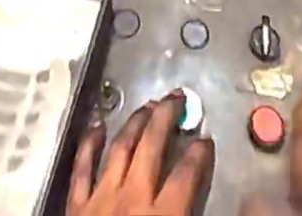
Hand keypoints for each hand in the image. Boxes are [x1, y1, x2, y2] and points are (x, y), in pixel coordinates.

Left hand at [68, 91, 213, 215]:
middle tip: (177, 98)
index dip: (199, 154)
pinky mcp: (76, 207)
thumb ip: (192, 213)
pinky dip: (89, 144)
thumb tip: (225, 210)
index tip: (206, 139)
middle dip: (166, 118)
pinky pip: (82, 168)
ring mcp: (101, 199)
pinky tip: (96, 125)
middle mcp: (132, 198)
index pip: (187, 175)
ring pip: (120, 147)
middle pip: (152, 145)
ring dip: (135, 122)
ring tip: (148, 104)